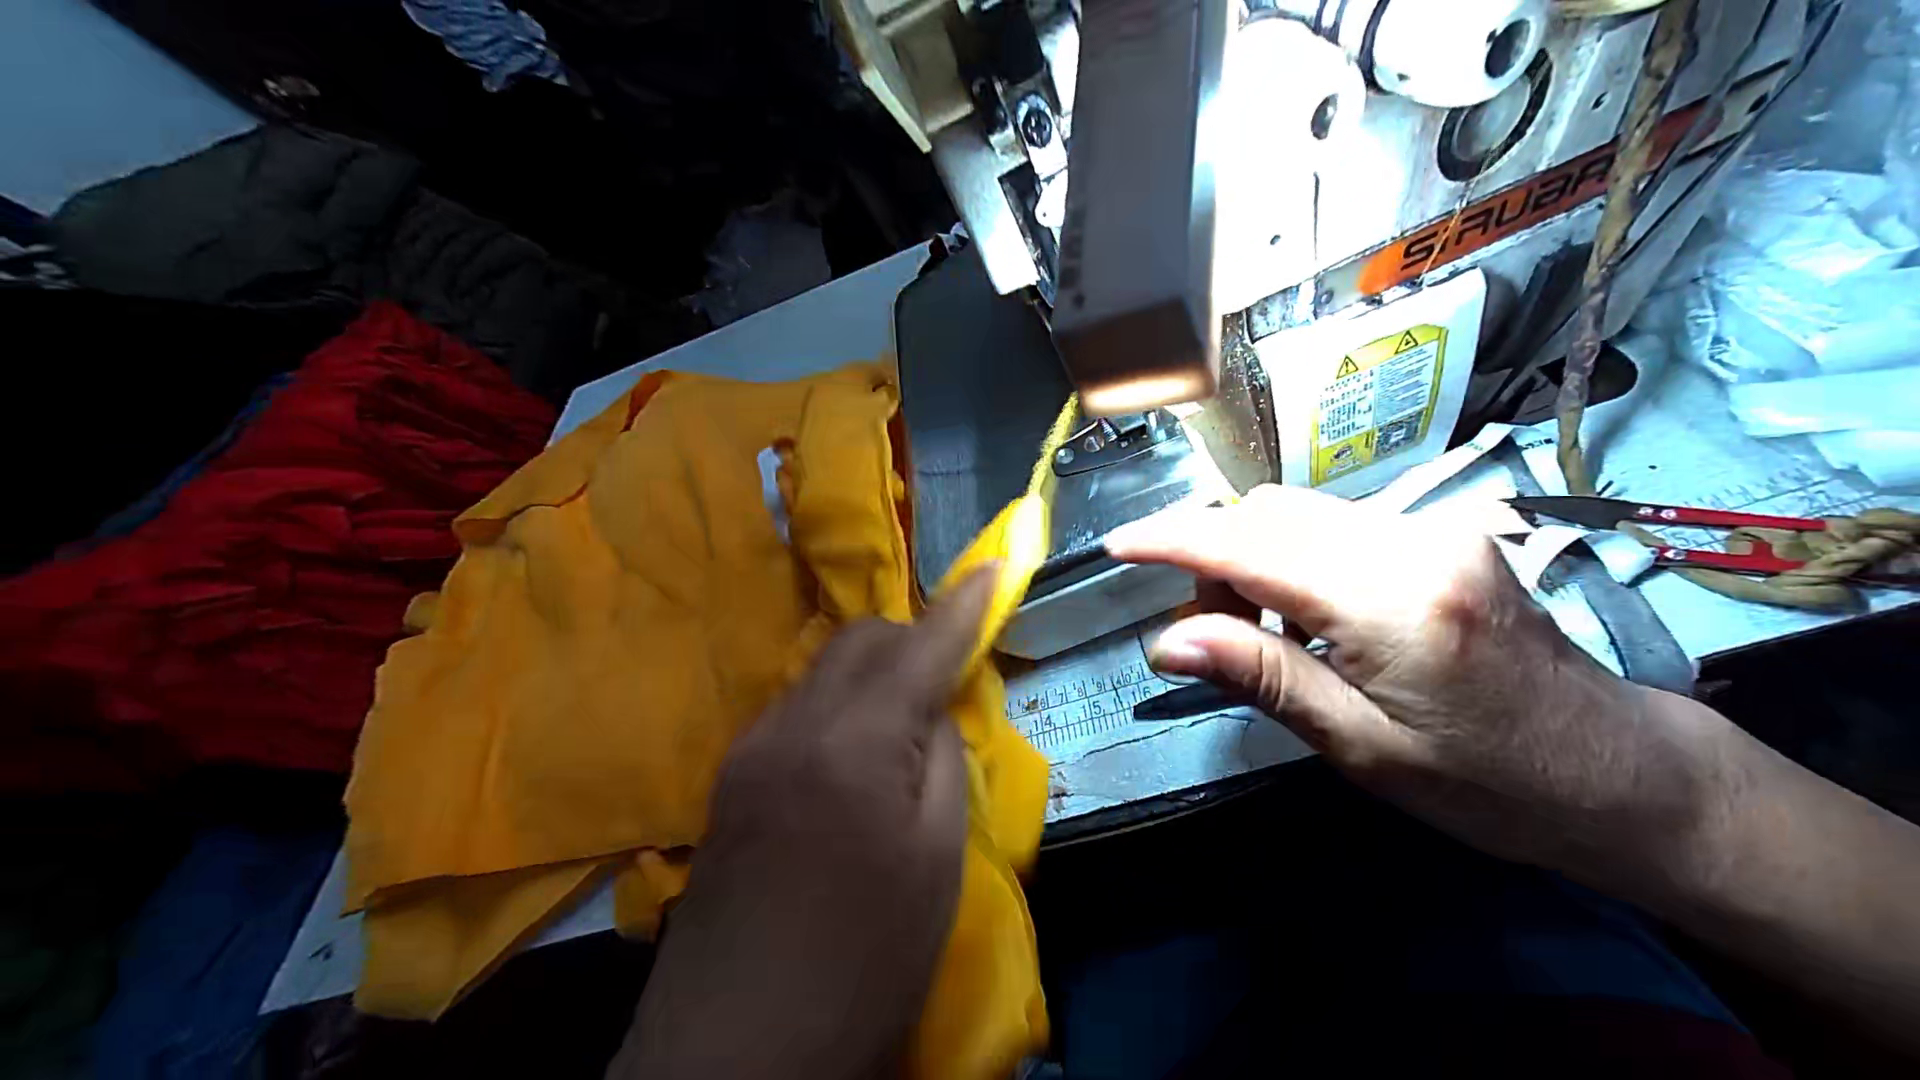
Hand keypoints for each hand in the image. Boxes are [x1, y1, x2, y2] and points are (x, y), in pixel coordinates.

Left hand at [611, 569, 997, 1079]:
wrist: (739, 1049)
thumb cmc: (866, 960)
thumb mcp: (937, 861)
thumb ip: (941, 759)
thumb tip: (935, 705)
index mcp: (854, 743)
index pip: (922, 646)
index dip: (965, 605)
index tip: (997, 567)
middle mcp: (794, 722)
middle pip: (861, 639)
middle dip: (913, 638)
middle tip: (950, 678)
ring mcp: (752, 745)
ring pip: (825, 666)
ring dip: (874, 671)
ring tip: (903, 720)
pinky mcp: (732, 774)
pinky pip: (798, 704)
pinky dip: (839, 703)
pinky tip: (853, 754)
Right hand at [1105, 485, 1732, 892]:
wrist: (1620, 772)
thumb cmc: (1486, 784)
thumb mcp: (1358, 745)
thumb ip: (1261, 677)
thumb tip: (1166, 643)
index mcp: (1395, 603)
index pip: (1252, 546)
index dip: (1174, 540)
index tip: (1118, 546)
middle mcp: (1414, 541)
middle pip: (1267, 513)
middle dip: (1208, 556)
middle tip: (1200, 628)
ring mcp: (1432, 528)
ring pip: (1292, 513)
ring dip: (1246, 558)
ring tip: (1253, 631)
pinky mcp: (1436, 531)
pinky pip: (1327, 524)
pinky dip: (1285, 558)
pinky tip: (1298, 614)